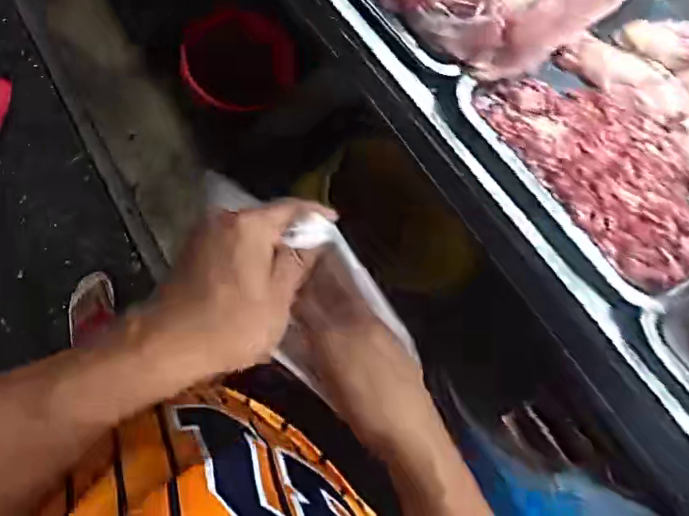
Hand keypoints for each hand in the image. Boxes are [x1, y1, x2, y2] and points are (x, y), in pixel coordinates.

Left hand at [133, 200, 328, 384]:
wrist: (172, 338)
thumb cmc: (232, 324)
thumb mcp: (277, 300)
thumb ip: (294, 264)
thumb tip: (310, 240)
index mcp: (246, 225)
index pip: (287, 208)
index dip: (313, 212)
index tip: (333, 219)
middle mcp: (221, 218)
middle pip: (264, 217)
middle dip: (289, 231)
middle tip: (316, 251)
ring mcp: (202, 231)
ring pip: (245, 230)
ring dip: (267, 243)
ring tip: (291, 265)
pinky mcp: (192, 247)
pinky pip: (229, 241)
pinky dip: (247, 251)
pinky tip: (260, 273)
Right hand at [290, 255, 443, 456]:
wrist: (412, 446)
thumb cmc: (368, 392)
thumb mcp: (330, 345)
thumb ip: (310, 310)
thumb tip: (290, 278)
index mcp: (360, 309)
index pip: (331, 269)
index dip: (308, 254)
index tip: (283, 241)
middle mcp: (369, 320)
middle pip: (333, 290)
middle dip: (308, 278)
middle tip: (277, 269)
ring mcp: (377, 346)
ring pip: (336, 314)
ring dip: (314, 306)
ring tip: (285, 301)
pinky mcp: (377, 371)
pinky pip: (342, 337)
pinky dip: (323, 330)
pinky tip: (309, 338)